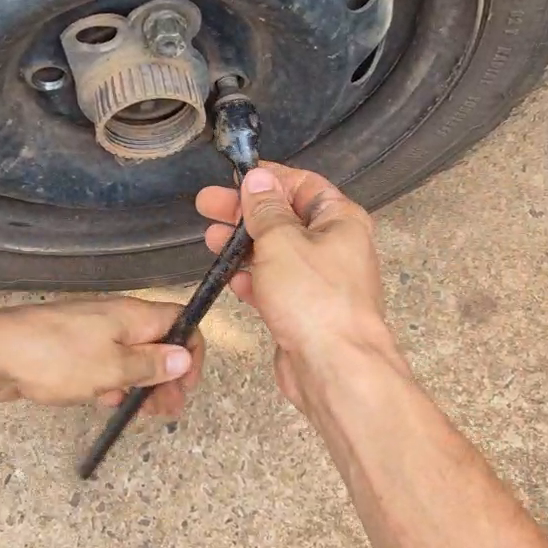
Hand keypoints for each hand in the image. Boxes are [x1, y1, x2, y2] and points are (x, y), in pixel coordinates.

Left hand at [0, 298, 203, 414]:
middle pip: (158, 342)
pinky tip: (106, 402)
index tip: (185, 385)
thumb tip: (183, 357)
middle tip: (167, 410)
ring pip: (130, 356)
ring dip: (141, 384)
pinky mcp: (70, 349)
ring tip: (142, 413)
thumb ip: (151, 365)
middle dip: (167, 376)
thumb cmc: (54, 358)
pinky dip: (113, 382)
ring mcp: (91, 332)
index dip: (190, 353)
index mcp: (132, 315)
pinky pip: (104, 363)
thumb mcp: (112, 369)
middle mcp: (116, 318)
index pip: (180, 322)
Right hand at [196, 163, 404, 408]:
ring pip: (277, 254)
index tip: (234, 178)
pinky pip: (276, 287)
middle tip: (207, 206)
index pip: (303, 184)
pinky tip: (233, 281)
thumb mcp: (281, 241)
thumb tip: (257, 179)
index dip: (268, 179)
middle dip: (245, 213)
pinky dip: (254, 281)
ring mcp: (320, 281)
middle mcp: (335, 247)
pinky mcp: (305, 311)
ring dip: (243, 246)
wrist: (335, 368)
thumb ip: (265, 210)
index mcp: (340, 220)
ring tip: (210, 240)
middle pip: (285, 218)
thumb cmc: (315, 299)